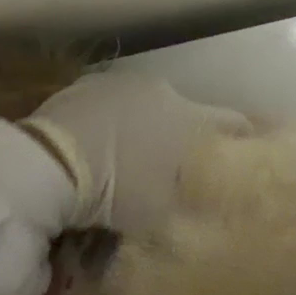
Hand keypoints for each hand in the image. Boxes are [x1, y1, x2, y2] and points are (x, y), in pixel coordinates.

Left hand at [20, 71, 248, 233]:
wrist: (53, 162)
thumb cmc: (119, 190)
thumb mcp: (165, 212)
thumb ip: (190, 202)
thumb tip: (202, 203)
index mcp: (191, 117)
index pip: (233, 123)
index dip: (242, 140)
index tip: (243, 157)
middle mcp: (162, 90)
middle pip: (185, 113)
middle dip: (182, 138)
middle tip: (172, 169)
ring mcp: (121, 82)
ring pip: (145, 107)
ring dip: (142, 128)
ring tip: (128, 160)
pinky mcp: (85, 84)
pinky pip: (109, 106)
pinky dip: (109, 124)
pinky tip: (95, 148)